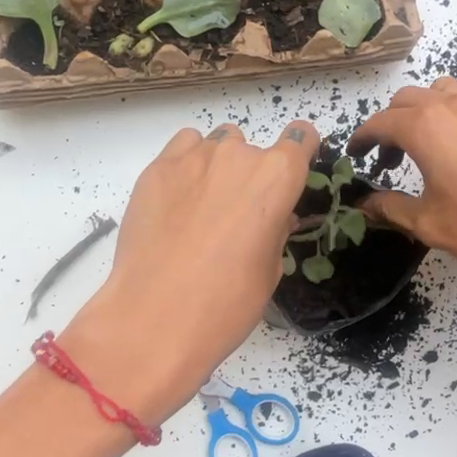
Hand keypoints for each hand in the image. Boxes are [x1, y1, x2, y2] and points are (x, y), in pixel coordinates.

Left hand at [60, 121, 319, 420]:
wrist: (155, 317)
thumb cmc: (227, 302)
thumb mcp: (269, 270)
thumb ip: (276, 231)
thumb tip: (274, 218)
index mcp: (278, 177)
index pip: (301, 139)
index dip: (299, 153)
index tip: (290, 174)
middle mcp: (239, 156)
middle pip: (254, 149)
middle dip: (251, 176)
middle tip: (237, 217)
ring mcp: (194, 158)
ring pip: (217, 145)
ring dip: (218, 167)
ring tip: (203, 208)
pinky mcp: (156, 168)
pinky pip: (182, 149)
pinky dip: (187, 166)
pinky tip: (178, 200)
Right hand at [347, 79, 456, 310]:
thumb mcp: (431, 225)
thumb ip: (392, 208)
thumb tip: (365, 204)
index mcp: (426, 128)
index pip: (381, 122)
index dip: (362, 137)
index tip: (356, 154)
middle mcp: (455, 105)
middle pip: (410, 100)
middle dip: (392, 124)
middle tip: (389, 158)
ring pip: (446, 90)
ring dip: (427, 109)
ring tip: (429, 143)